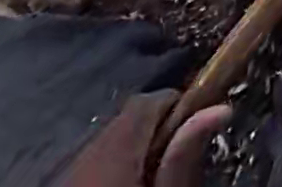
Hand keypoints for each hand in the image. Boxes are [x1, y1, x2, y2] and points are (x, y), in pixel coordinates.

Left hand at [57, 90, 231, 186]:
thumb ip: (185, 159)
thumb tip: (219, 108)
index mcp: (113, 156)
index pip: (148, 103)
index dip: (176, 106)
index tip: (196, 127)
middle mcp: (81, 161)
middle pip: (123, 123)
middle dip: (153, 131)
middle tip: (175, 162)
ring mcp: (62, 181)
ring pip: (102, 147)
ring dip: (130, 153)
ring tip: (150, 181)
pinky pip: (84, 171)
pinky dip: (107, 174)